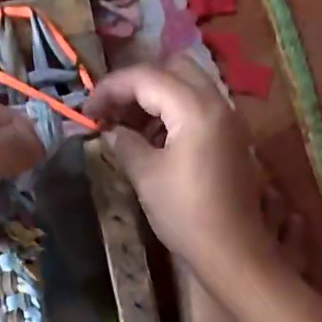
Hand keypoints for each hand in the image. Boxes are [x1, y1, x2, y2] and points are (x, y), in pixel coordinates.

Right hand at [85, 58, 275, 275]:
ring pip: (191, 89)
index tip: (87, 110)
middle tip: (114, 112)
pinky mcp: (235, 143)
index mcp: (196, 108)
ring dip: (159, 100)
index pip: (146, 77)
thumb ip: (126, 143)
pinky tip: (158, 144)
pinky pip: (203, 112)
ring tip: (131, 130)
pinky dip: (178, 116)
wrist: (233, 252)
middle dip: (139, 84)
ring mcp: (231, 123)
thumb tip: (112, 130)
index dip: (110, 88)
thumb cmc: (187, 214)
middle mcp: (219, 104)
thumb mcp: (147, 177)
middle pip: (174, 69)